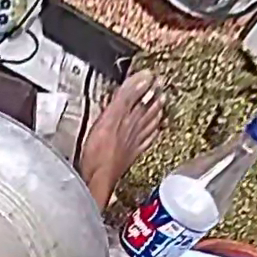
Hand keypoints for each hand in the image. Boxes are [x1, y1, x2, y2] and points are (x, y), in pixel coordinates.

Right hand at [77, 70, 163, 210]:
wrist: (96, 182)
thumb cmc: (99, 153)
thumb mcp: (110, 117)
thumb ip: (128, 96)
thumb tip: (146, 77)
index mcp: (130, 118)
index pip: (143, 95)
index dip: (147, 84)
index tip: (151, 75)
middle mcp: (135, 130)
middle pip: (149, 110)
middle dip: (154, 98)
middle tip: (160, 87)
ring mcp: (132, 145)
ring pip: (148, 125)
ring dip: (155, 114)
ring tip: (161, 106)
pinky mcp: (127, 158)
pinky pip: (144, 143)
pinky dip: (150, 136)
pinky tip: (153, 134)